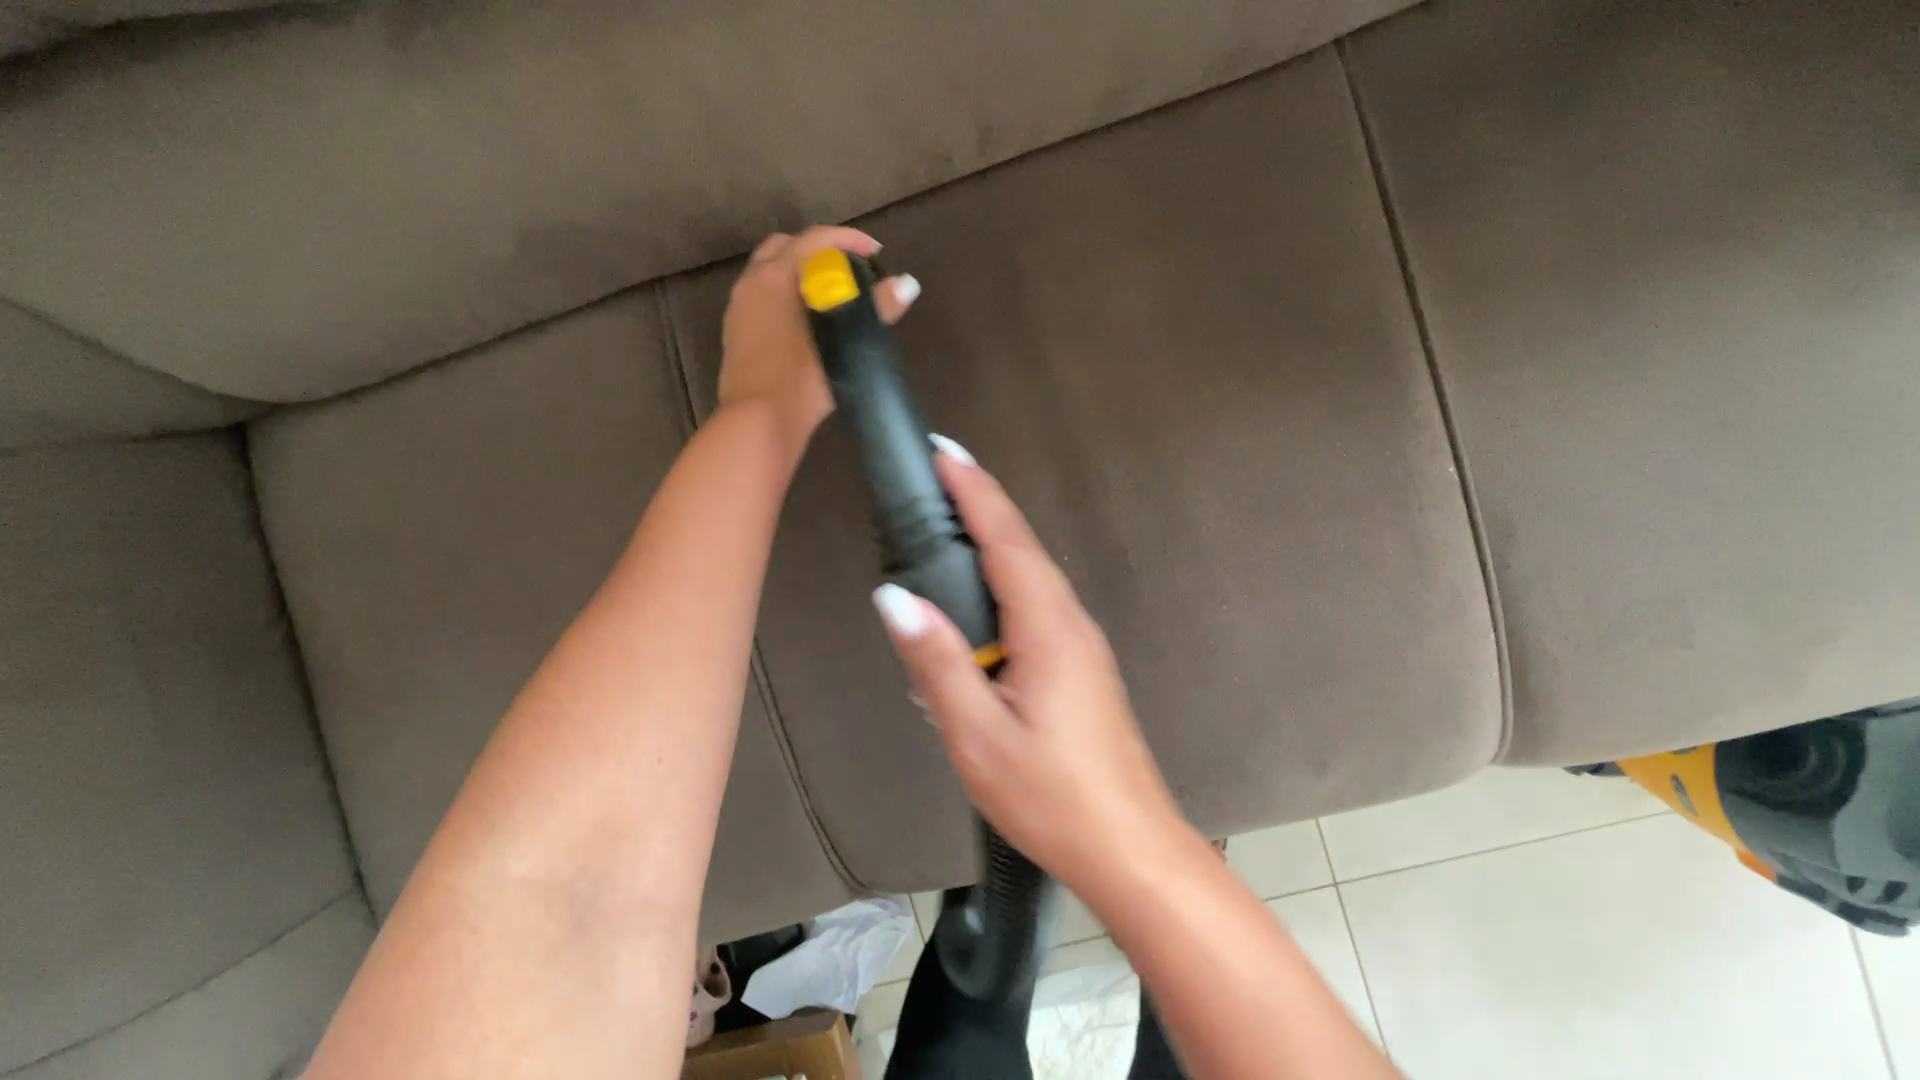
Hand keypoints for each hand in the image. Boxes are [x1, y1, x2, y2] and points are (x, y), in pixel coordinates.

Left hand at [718, 226, 919, 435]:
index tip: (875, 253)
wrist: (758, 422)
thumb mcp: (845, 342)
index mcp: (775, 276)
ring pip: (770, 272)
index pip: (814, 239)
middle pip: (785, 247)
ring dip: (800, 274)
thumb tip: (907, 284)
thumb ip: (876, 308)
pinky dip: (786, 295)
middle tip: (847, 269)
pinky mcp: (736, 332)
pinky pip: (762, 297)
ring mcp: (739, 308)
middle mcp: (751, 283)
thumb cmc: (801, 379)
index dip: (848, 239)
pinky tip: (807, 321)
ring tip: (831, 295)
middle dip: (817, 250)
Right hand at [870, 442, 1191, 893]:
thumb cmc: (1050, 795)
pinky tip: (981, 602)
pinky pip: (1040, 607)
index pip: (1007, 540)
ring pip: (1034, 577)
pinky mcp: (1083, 670)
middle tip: (939, 476)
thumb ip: (938, 662)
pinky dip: (1007, 582)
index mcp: (1048, 629)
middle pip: (1024, 548)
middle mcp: (1072, 624)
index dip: (975, 491)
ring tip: (951, 524)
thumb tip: (895, 598)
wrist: (1130, 846)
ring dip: (995, 541)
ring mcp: (1084, 647)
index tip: (945, 451)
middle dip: (983, 505)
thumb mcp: (977, 734)